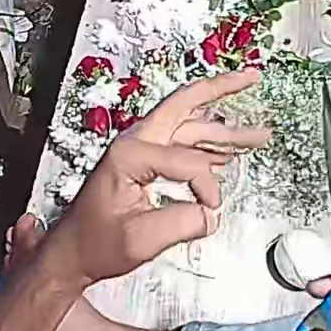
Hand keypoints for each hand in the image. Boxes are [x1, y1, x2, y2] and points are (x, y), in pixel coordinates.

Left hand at [42, 70, 271, 285]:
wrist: (71, 253)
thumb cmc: (96, 245)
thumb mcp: (139, 240)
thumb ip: (181, 224)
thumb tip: (212, 212)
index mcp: (130, 153)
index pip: (187, 162)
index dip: (206, 188)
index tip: (209, 212)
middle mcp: (136, 141)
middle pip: (186, 104)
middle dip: (222, 89)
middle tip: (252, 77)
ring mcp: (142, 149)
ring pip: (191, 128)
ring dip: (225, 130)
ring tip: (259, 133)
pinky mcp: (146, 162)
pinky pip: (185, 146)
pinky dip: (210, 147)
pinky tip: (231, 152)